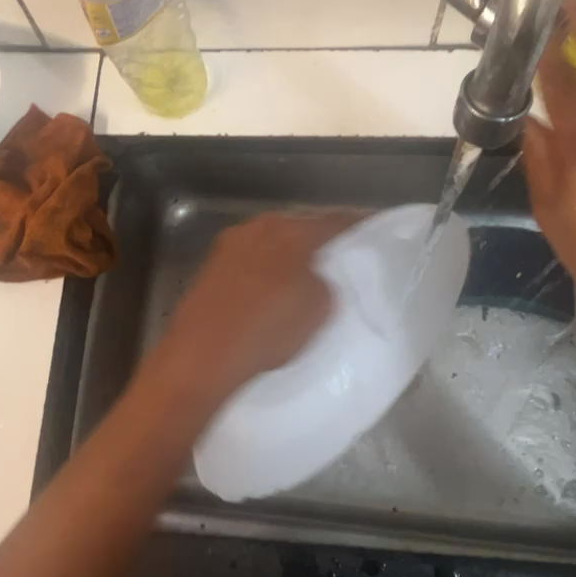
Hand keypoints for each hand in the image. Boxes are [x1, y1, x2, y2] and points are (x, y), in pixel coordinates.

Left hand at [145, 210, 361, 408]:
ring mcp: (229, 245)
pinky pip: (250, 261)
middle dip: (319, 238)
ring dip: (289, 254)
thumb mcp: (319, 308)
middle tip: (340, 254)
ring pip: (271, 242)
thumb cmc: (268, 329)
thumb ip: (325, 282)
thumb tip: (315, 277)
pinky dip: (265, 270)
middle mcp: (258, 227)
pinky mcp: (211, 268)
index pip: (334, 220)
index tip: (373, 226)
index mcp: (290, 230)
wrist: (202, 356)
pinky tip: (272, 290)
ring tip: (307, 274)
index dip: (357, 223)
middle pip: (299, 226)